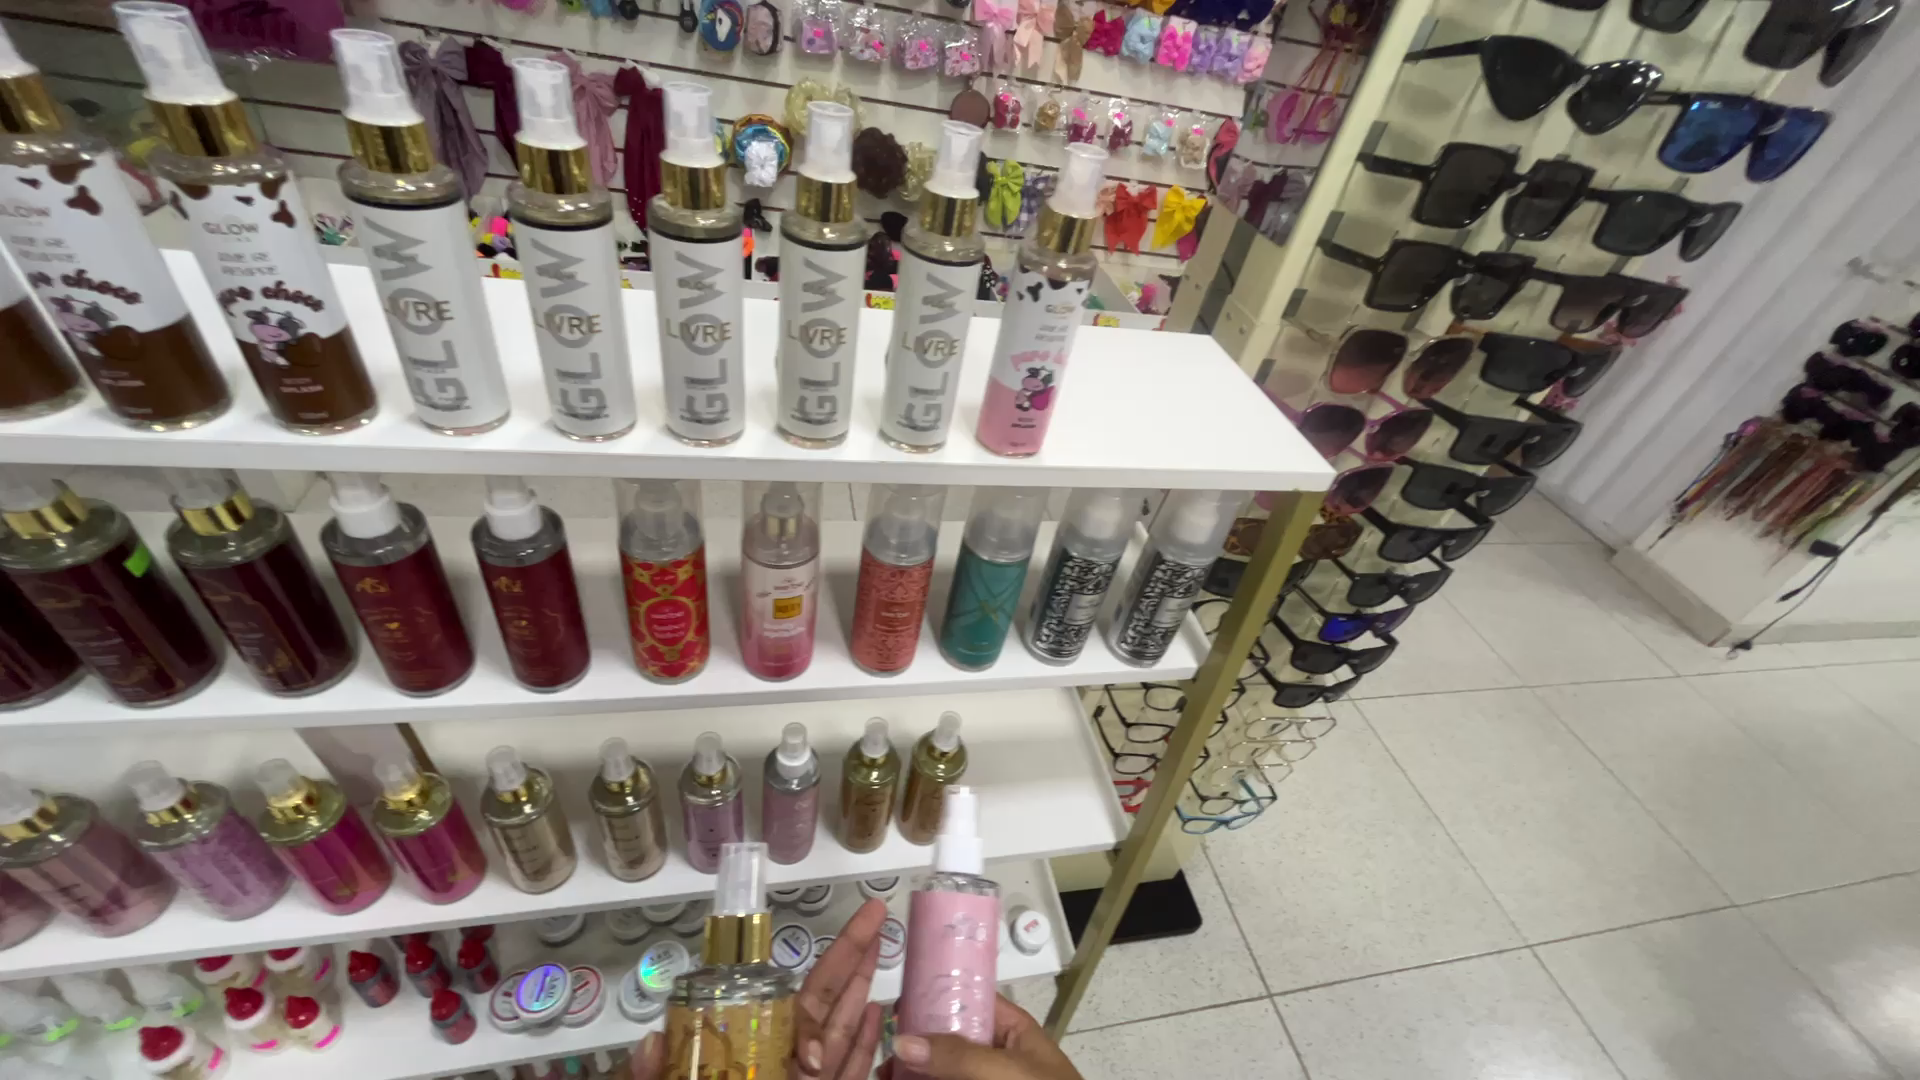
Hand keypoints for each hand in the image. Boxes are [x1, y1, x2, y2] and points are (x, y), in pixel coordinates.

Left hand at [793, 897, 887, 1079]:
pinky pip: (851, 1067)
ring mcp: (819, 1077)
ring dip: (862, 987)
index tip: (868, 914)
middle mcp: (800, 1056)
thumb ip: (793, 1054)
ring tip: (880, 946)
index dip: (844, 949)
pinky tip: (877, 1012)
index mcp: (776, 1043)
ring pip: (844, 1028)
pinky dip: (866, 1042)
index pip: (814, 988)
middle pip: (831, 998)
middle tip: (878, 913)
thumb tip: (814, 1053)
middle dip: (855, 954)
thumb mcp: (764, 1073)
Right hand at [885, 997, 1083, 1079]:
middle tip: (881, 1058)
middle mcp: (993, 1054)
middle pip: (945, 1041)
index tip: (894, 1006)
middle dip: (913, 1046)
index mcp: (1009, 1029)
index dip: (931, 998)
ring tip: (881, 1078)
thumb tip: (901, 1040)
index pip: (965, 999)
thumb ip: (958, 1055)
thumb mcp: (1007, 1070)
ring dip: (912, 1074)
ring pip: (941, 1073)